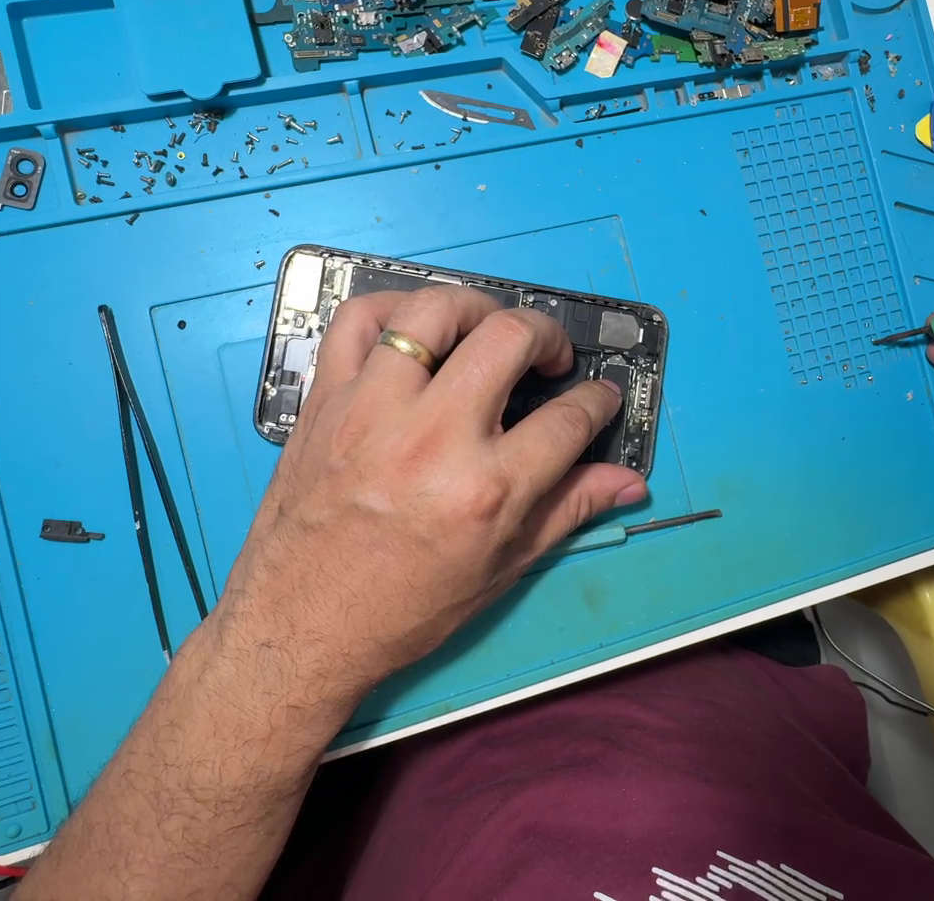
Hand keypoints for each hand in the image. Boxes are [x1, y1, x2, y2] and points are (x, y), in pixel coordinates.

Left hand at [221, 286, 647, 693]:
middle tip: (550, 357)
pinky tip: (414, 330)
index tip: (599, 395)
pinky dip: (391, 309)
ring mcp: (373, 410)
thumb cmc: (408, 608)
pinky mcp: (326, 400)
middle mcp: (434, 438)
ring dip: (475, 308)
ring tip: (488, 330)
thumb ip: (569, 510)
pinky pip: (355, 321)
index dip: (598, 400)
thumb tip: (631, 482)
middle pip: (509, 339)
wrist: (301, 625)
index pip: (569, 419)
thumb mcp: (502, 569)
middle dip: (548, 336)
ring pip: (432, 313)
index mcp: (487, 490)